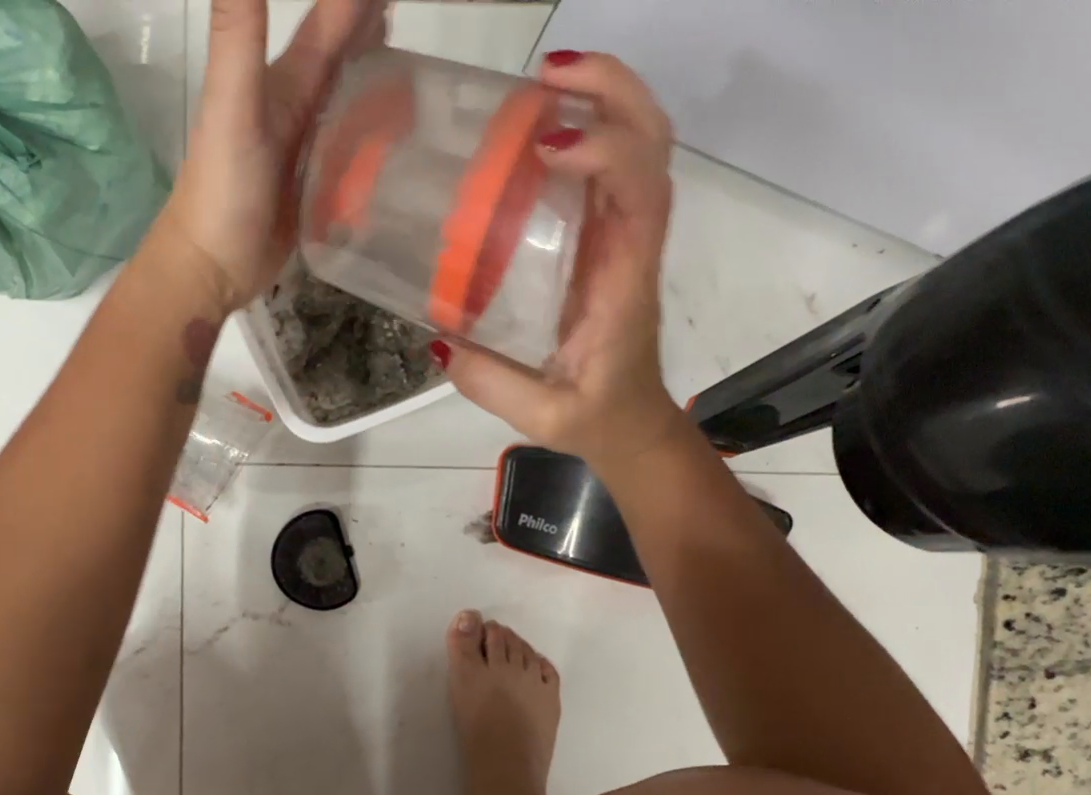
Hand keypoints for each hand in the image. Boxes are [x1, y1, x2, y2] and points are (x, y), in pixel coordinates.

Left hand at [157, 0, 387, 313]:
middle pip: (349, 53)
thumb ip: (239, 31)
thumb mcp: (232, 104)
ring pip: (358, 99)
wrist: (212, 268)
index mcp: (286, 79)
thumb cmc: (222, 189)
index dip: (360, 0)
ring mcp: (313, 148)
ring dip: (386, 78)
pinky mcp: (321, 188)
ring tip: (422, 67)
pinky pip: (360, 152)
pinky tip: (405, 137)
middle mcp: (302, 105)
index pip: (333, 20)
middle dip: (378, 26)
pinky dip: (383, 137)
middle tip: (412, 15)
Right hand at [442, 53, 685, 470]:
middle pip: (652, 143)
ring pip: (640, 144)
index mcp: (624, 281)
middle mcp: (633, 244)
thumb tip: (438, 336)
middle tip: (548, 75)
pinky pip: (611, 169)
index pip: (639, 192)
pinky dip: (588, 130)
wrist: (631, 424)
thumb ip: (491, 383)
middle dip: (612, 92)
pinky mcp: (608, 240)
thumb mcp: (542, 414)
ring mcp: (624, 237)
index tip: (544, 144)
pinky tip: (539, 128)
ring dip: (604, 98)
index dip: (606, 149)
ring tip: (543, 82)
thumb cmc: (597, 418)